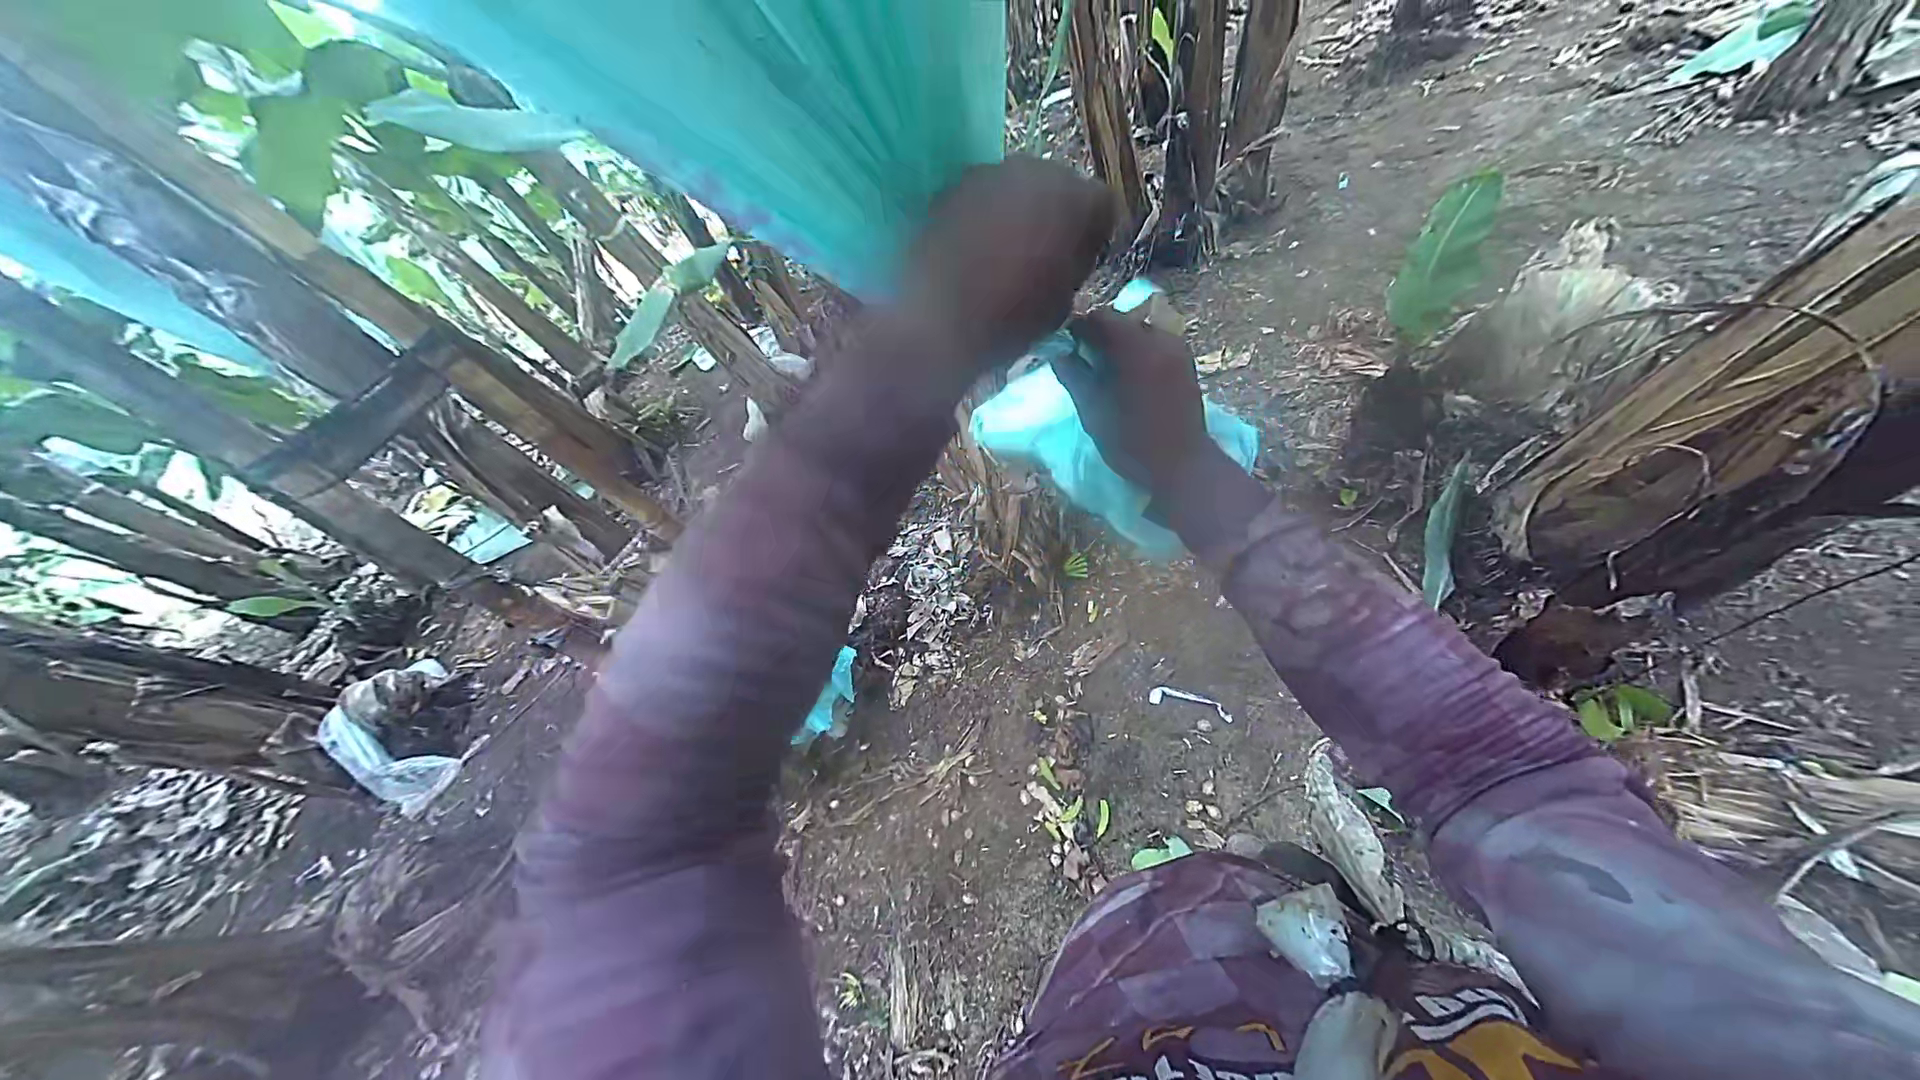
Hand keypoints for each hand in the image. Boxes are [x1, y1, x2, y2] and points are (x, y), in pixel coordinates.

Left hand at [903, 157, 1114, 364]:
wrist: (937, 321)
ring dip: (1018, 215)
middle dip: (1056, 218)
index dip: (1095, 236)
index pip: (1102, 205)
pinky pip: (982, 199)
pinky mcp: (951, 187)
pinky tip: (976, 253)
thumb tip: (1072, 256)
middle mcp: (1034, 169)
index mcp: (1074, 197)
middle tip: (1044, 258)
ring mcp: (988, 173)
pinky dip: (984, 219)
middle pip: (1059, 188)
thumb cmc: (1009, 320)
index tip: (1082, 263)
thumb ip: (1075, 268)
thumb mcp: (1061, 304)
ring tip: (1005, 256)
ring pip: (1018, 189)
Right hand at [1053, 309, 1211, 491]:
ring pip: (1139, 331)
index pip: (1099, 317)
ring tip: (1106, 372)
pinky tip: (1129, 378)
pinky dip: (1137, 352)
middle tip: (1083, 362)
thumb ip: (1073, 376)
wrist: (1181, 465)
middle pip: (1121, 320)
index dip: (1077, 328)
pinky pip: (1155, 343)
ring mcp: (1177, 348)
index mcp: (1134, 348)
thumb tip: (1057, 353)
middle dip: (1099, 336)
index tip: (1065, 348)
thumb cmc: (1131, 443)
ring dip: (1119, 344)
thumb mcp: (1092, 411)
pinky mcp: (1186, 362)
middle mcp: (1159, 339)